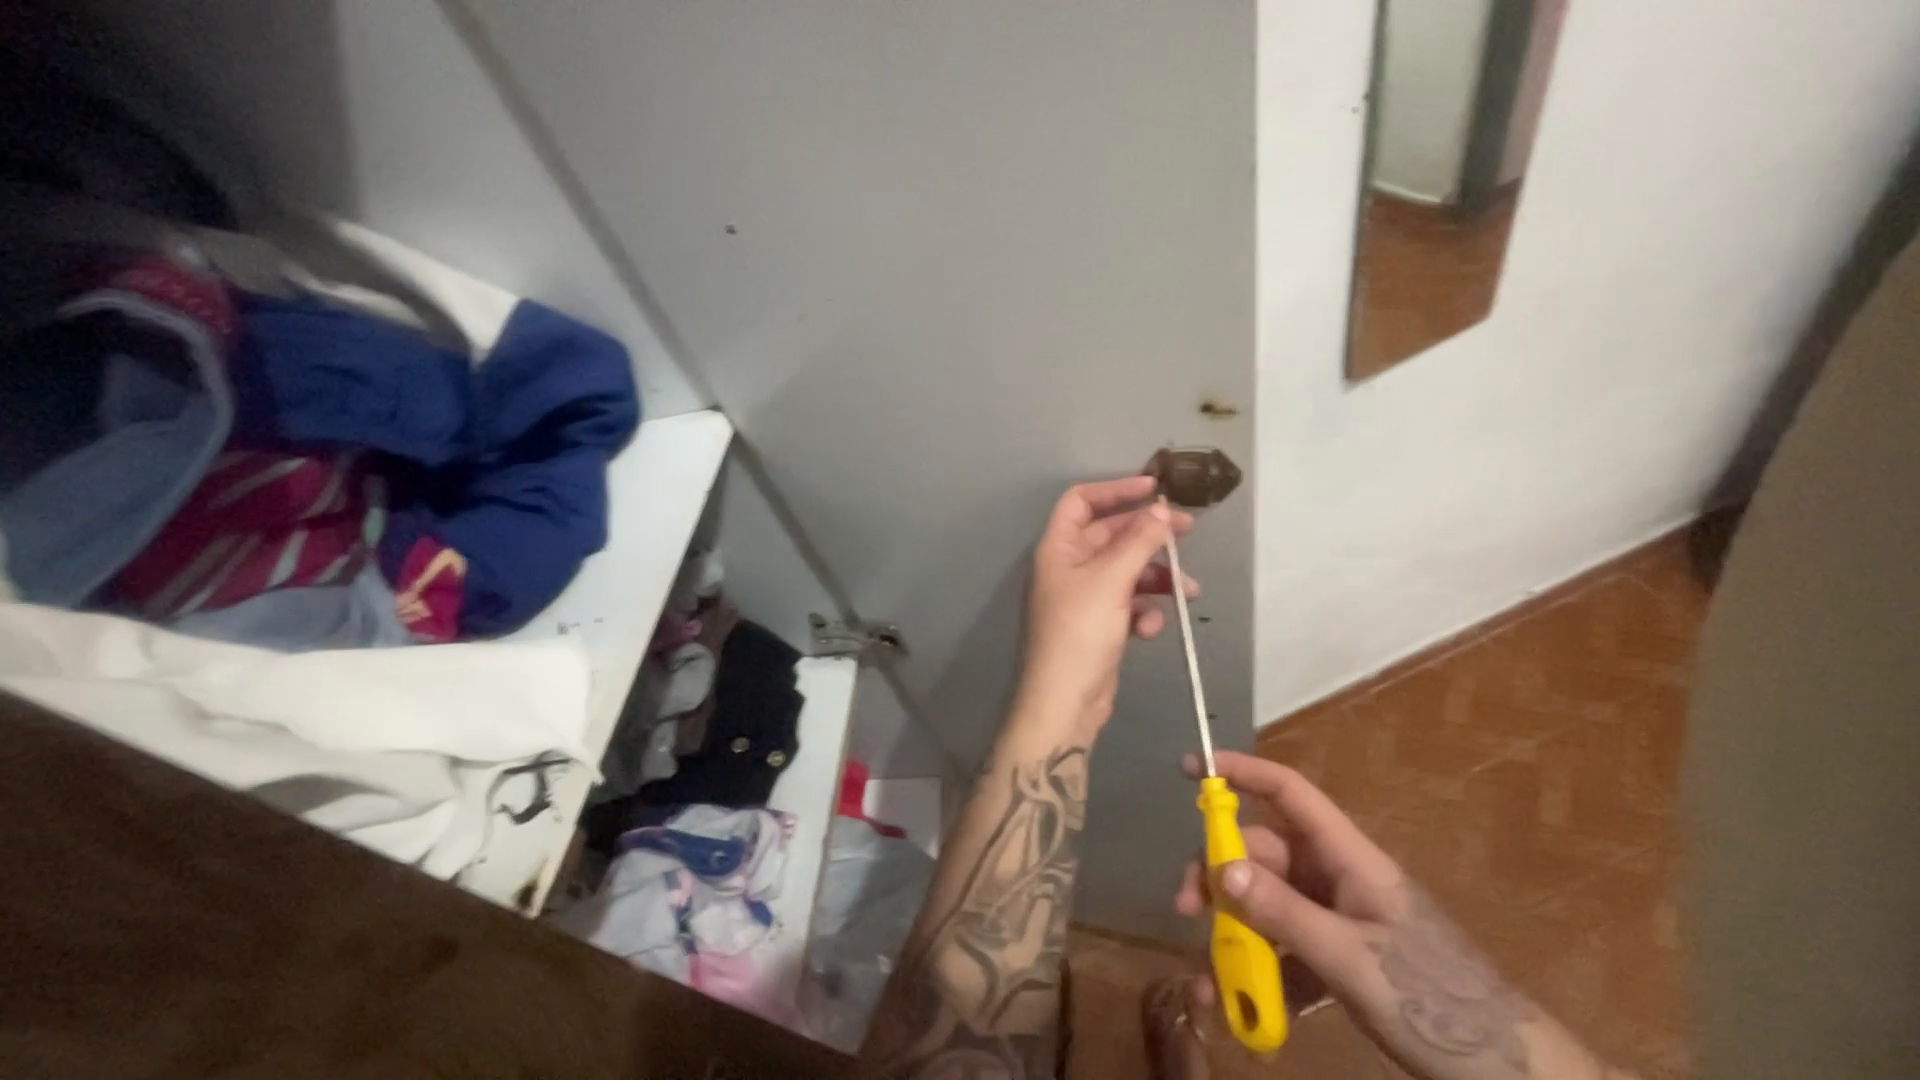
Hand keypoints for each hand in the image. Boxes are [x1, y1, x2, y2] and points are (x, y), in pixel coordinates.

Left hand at [1015, 476, 1194, 738]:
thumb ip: (1139, 541)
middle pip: (1111, 535)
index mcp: (1058, 548)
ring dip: (1157, 578)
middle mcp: (1068, 567)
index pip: (1081, 501)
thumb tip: (1163, 509)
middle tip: (1187, 532)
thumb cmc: (1079, 631)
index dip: (1116, 490)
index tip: (1154, 489)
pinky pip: (1128, 605)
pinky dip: (1143, 612)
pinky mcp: (1099, 626)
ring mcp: (1084, 598)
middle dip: (1149, 535)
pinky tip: (1149, 630)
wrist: (1064, 701)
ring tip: (1188, 589)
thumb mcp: (1111, 580)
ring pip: (1127, 572)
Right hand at [1173, 752, 1609, 1079]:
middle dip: (1219, 876)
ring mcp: (1336, 921)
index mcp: (1349, 860)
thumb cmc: (1433, 1001)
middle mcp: (1337, 880)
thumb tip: (1220, 869)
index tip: (1194, 767)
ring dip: (1233, 937)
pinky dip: (1258, 976)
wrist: (1504, 1072)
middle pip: (1263, 854)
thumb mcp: (1352, 958)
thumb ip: (1284, 915)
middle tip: (1185, 910)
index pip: (1290, 794)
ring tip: (1210, 981)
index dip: (1243, 772)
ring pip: (1266, 906)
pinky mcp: (1337, 961)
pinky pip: (1283, 953)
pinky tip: (1241, 1010)